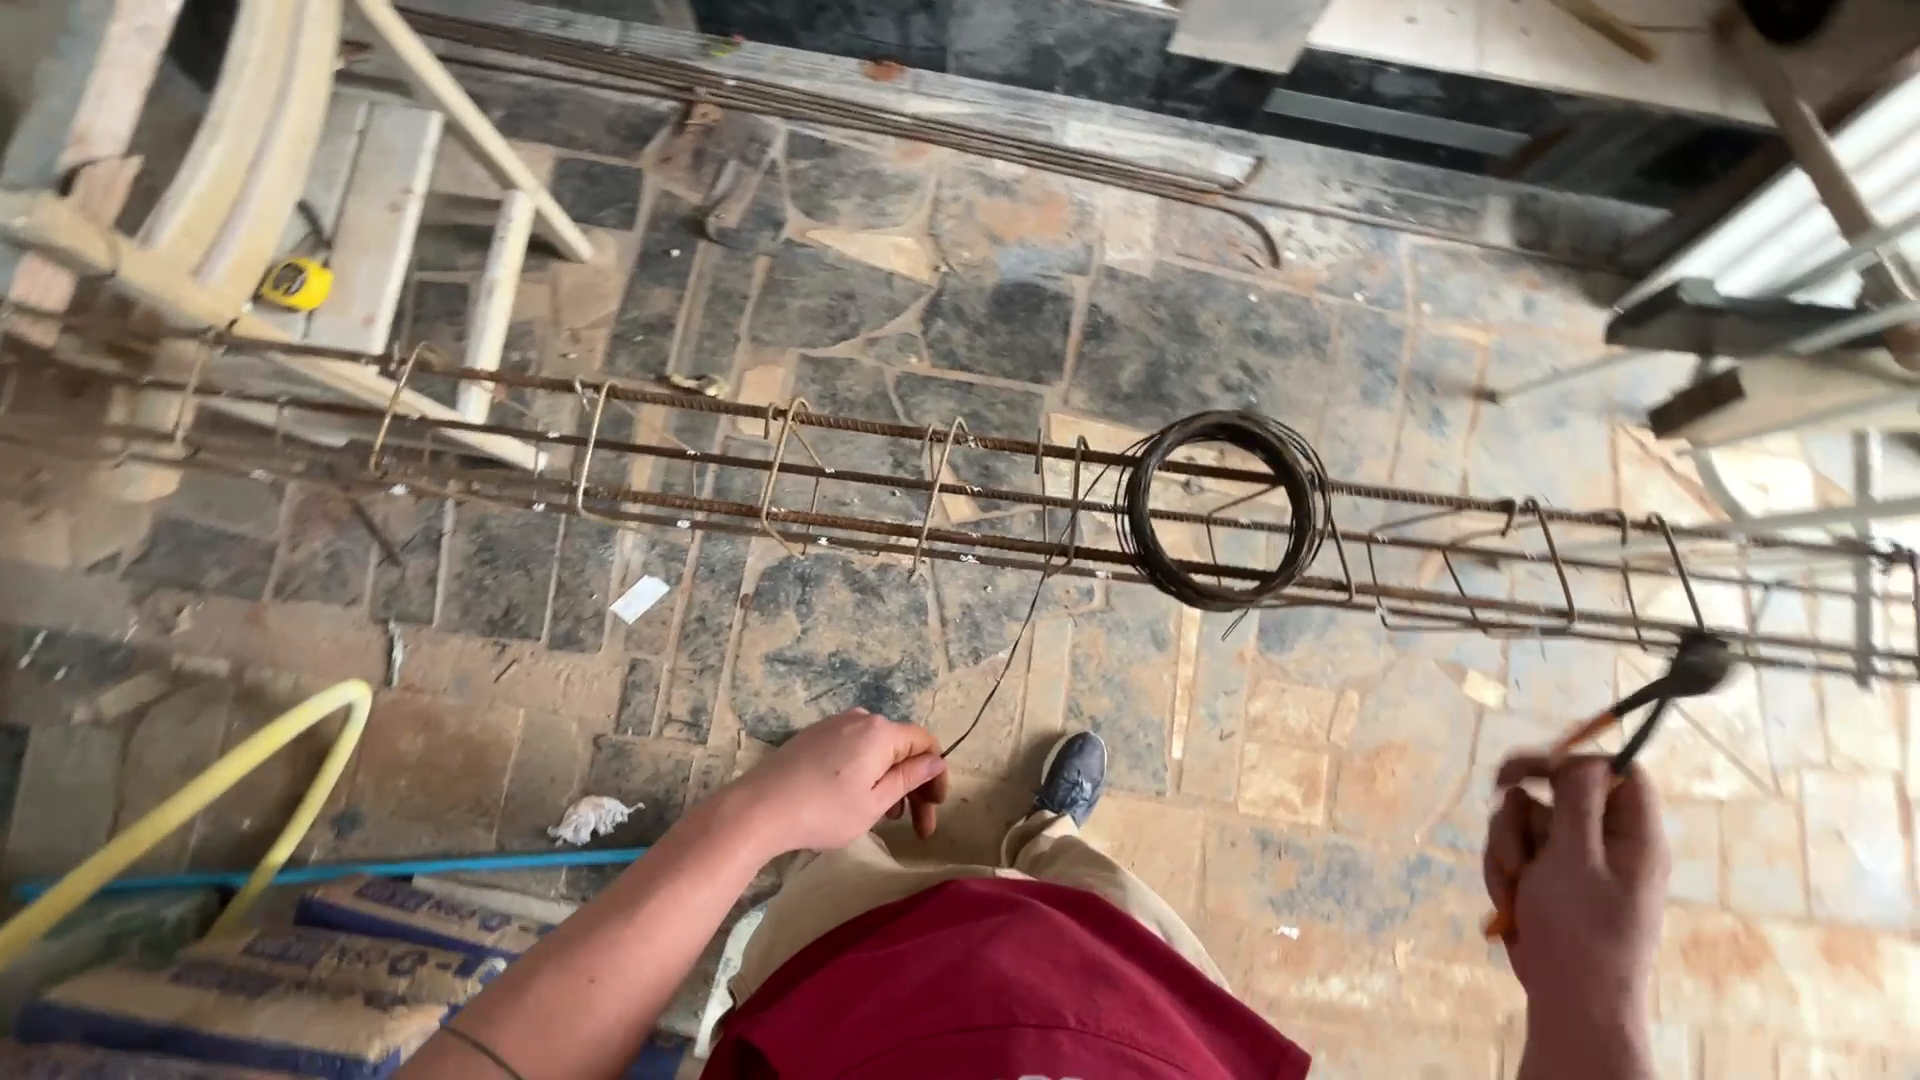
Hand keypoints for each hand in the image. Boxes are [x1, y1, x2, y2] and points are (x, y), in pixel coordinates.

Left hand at [728, 708, 949, 855]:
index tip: (935, 809)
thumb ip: (909, 778)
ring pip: (877, 749)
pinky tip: (858, 798)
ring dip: (890, 780)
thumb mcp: (874, 802)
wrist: (759, 808)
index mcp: (881, 732)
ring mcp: (835, 724)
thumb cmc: (824, 811)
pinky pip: (854, 748)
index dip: (936, 775)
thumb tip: (936, 761)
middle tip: (917, 827)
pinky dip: (866, 771)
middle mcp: (861, 718)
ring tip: (886, 818)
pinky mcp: (814, 735)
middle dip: (914, 785)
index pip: (925, 743)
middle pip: (901, 747)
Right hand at [1484, 755, 1667, 1039]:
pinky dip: (1501, 866)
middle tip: (1497, 789)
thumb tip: (1582, 762)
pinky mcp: (1544, 875)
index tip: (1537, 766)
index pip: (1619, 773)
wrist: (1567, 996)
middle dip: (1522, 800)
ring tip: (1514, 881)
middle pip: (1558, 789)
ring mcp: (1572, 859)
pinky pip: (1511, 846)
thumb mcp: (1575, 862)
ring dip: (1505, 843)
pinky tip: (1510, 896)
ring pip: (1524, 818)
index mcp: (1633, 838)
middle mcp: (1605, 842)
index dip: (1578, 760)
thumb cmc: (1580, 931)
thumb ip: (1577, 806)